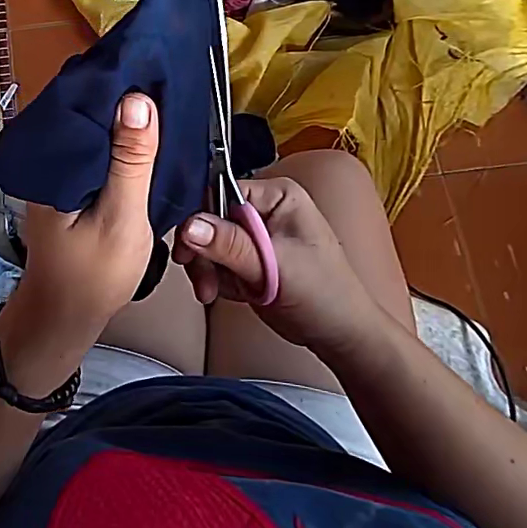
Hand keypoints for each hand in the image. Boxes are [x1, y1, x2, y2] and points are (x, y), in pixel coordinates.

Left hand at [14, 92, 158, 334]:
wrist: (67, 317)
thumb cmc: (93, 274)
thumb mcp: (121, 216)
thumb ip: (130, 161)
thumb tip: (136, 99)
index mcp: (56, 162)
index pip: (83, 103)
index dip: (117, 80)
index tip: (153, 61)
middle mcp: (52, 160)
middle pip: (89, 113)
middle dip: (123, 95)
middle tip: (166, 76)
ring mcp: (62, 173)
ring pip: (95, 132)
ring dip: (124, 119)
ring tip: (161, 99)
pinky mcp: (75, 186)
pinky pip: (99, 152)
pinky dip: (121, 143)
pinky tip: (146, 139)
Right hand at [171, 176, 397, 356]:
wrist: (337, 334)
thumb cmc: (325, 294)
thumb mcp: (275, 266)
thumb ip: (231, 245)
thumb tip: (190, 225)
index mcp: (278, 196)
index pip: (220, 193)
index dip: (201, 221)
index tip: (188, 252)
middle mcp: (264, 210)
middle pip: (209, 219)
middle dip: (203, 254)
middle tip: (204, 281)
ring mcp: (256, 235)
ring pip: (208, 243)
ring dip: (207, 271)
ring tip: (216, 292)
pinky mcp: (249, 259)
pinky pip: (216, 263)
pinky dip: (216, 281)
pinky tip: (233, 294)